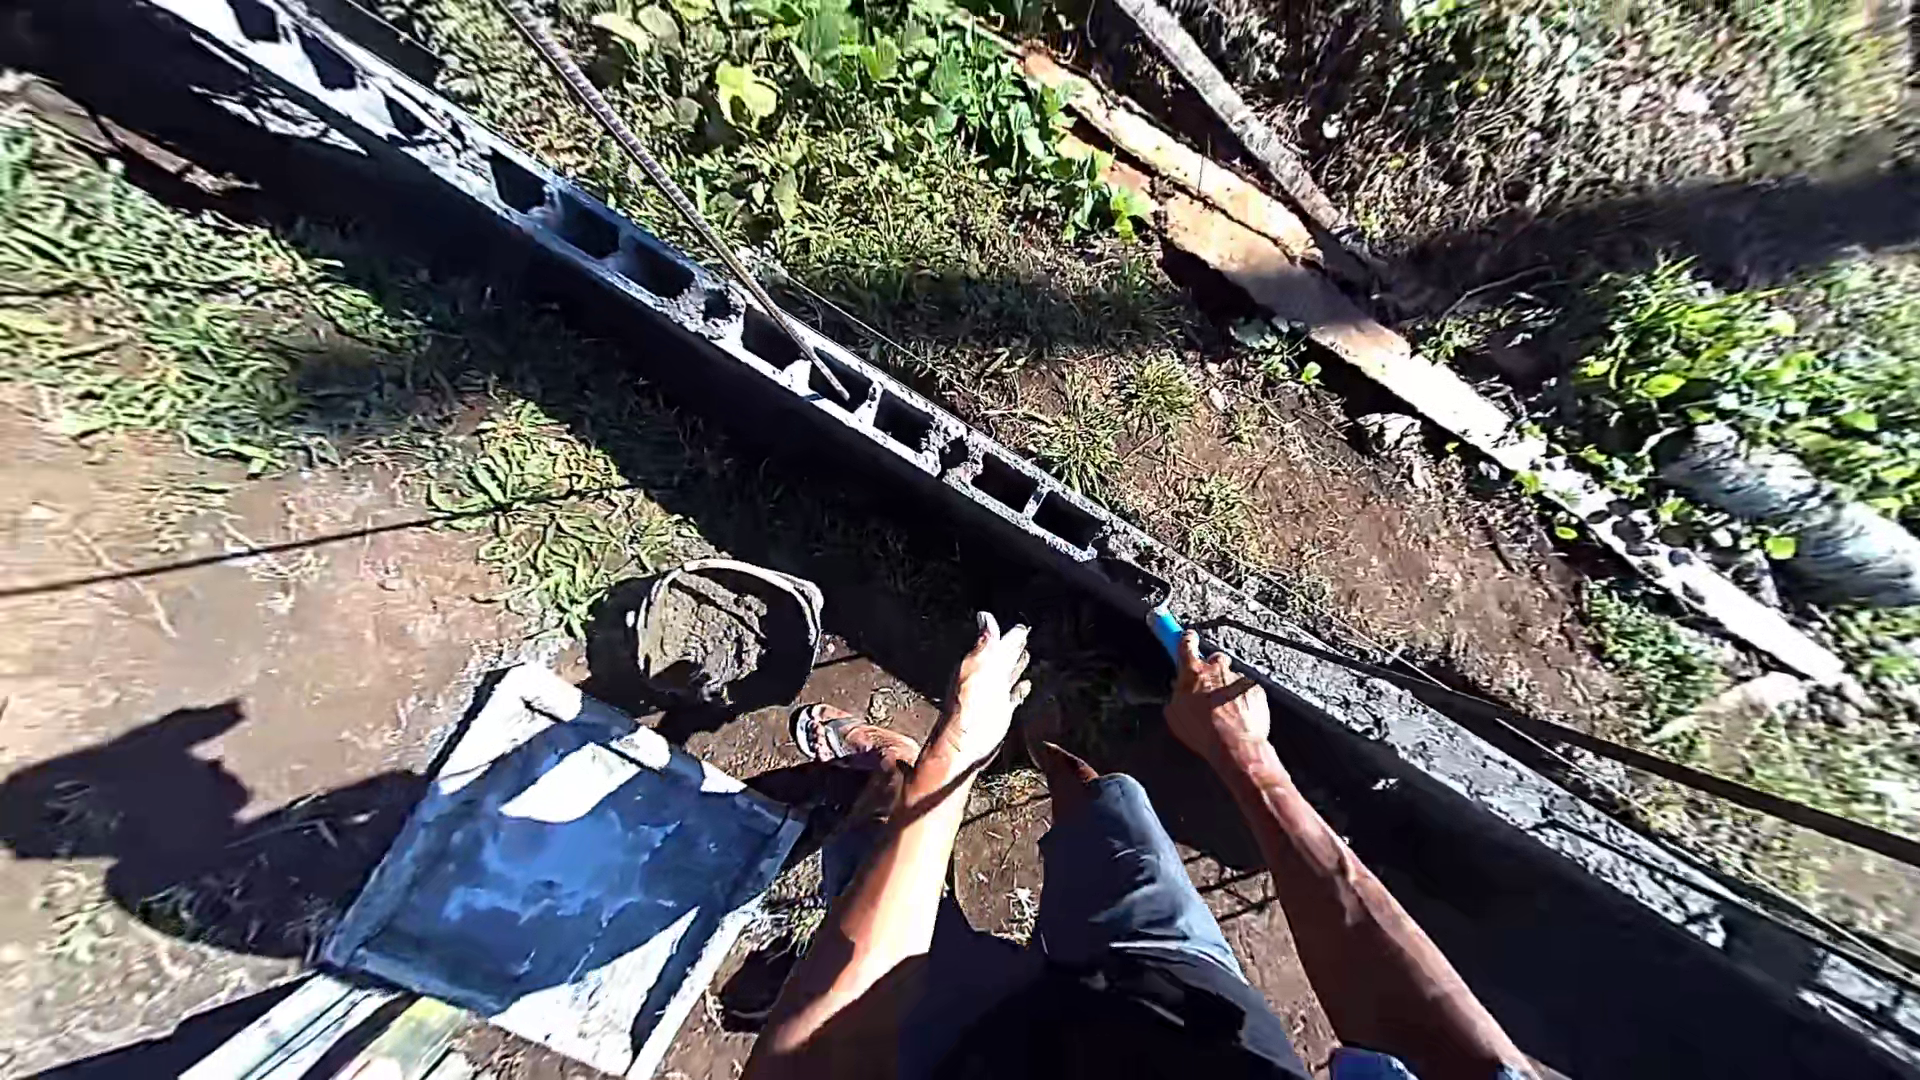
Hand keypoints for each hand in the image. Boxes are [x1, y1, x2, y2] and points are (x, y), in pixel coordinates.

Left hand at [925, 612, 1031, 777]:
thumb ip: (984, 645)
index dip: (1009, 634)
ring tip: (1025, 653)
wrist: (963, 743)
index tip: (1020, 625)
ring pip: (1008, 673)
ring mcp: (994, 695)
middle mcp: (988, 677)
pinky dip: (1020, 689)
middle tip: (1024, 632)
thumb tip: (985, 616)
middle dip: (1014, 645)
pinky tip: (1026, 686)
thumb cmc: (967, 708)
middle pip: (1004, 656)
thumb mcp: (975, 669)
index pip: (998, 643)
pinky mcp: (1001, 712)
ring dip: (1017, 663)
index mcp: (982, 664)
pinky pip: (1013, 696)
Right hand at [1164, 631, 1272, 773]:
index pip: (1186, 644)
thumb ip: (1176, 695)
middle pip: (1214, 658)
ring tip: (1224, 709)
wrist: (1235, 745)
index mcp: (1193, 672)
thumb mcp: (1174, 714)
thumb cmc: (1202, 731)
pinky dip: (1243, 699)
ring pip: (1231, 676)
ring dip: (1227, 687)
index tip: (1186, 636)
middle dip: (1211, 667)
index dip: (1186, 639)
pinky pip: (1247, 689)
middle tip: (1207, 684)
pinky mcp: (1255, 690)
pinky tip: (1238, 715)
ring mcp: (1237, 679)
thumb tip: (1177, 693)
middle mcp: (1216, 670)